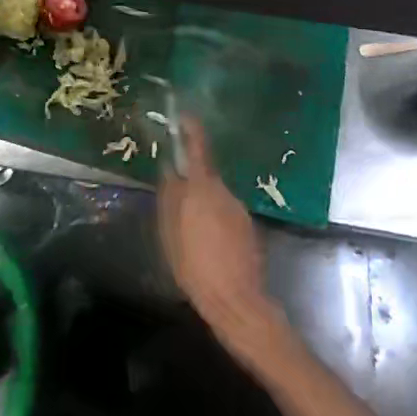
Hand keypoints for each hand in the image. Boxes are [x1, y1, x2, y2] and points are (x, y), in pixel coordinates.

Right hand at [158, 117, 276, 342]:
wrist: (235, 300)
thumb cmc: (194, 265)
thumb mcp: (169, 231)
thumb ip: (169, 196)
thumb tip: (170, 169)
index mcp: (202, 187)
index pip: (198, 146)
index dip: (190, 127)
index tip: (182, 115)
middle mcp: (224, 191)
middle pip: (204, 174)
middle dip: (189, 180)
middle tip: (172, 198)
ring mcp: (238, 208)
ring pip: (214, 195)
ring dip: (201, 204)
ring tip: (186, 230)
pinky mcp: (247, 227)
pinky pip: (224, 212)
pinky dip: (212, 219)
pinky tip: (205, 243)